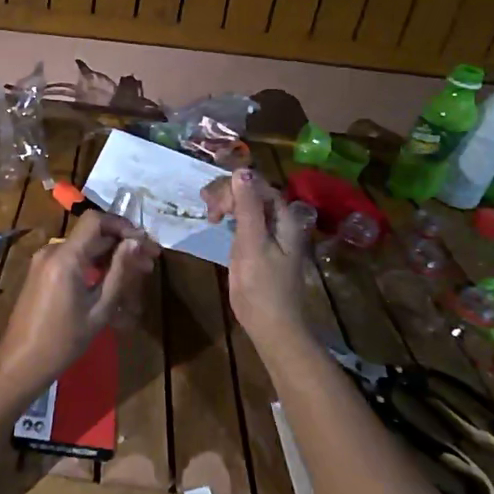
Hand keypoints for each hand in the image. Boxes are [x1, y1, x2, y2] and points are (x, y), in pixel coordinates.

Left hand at [0, 211, 158, 386]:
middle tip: (150, 262)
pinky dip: (93, 265)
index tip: (145, 243)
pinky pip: (72, 260)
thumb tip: (136, 242)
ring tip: (137, 274)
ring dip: (110, 256)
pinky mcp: (41, 271)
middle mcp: (52, 251)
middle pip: (92, 235)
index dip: (123, 226)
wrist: (22, 359)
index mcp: (65, 257)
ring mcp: (44, 260)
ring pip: (83, 248)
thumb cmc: (64, 339)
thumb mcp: (99, 308)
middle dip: (122, 244)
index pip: (95, 220)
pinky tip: (113, 281)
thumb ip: (119, 272)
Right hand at [204, 168, 311, 336]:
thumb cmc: (263, 284)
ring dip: (225, 204)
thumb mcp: (253, 243)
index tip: (214, 202)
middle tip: (208, 210)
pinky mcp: (255, 245)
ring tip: (209, 216)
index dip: (235, 187)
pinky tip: (216, 222)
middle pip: (252, 193)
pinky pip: (241, 220)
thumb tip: (242, 170)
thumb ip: (247, 207)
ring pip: (245, 205)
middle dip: (227, 194)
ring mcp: (267, 234)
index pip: (259, 186)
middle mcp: (278, 221)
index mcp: (284, 218)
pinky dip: (227, 217)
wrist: (270, 323)